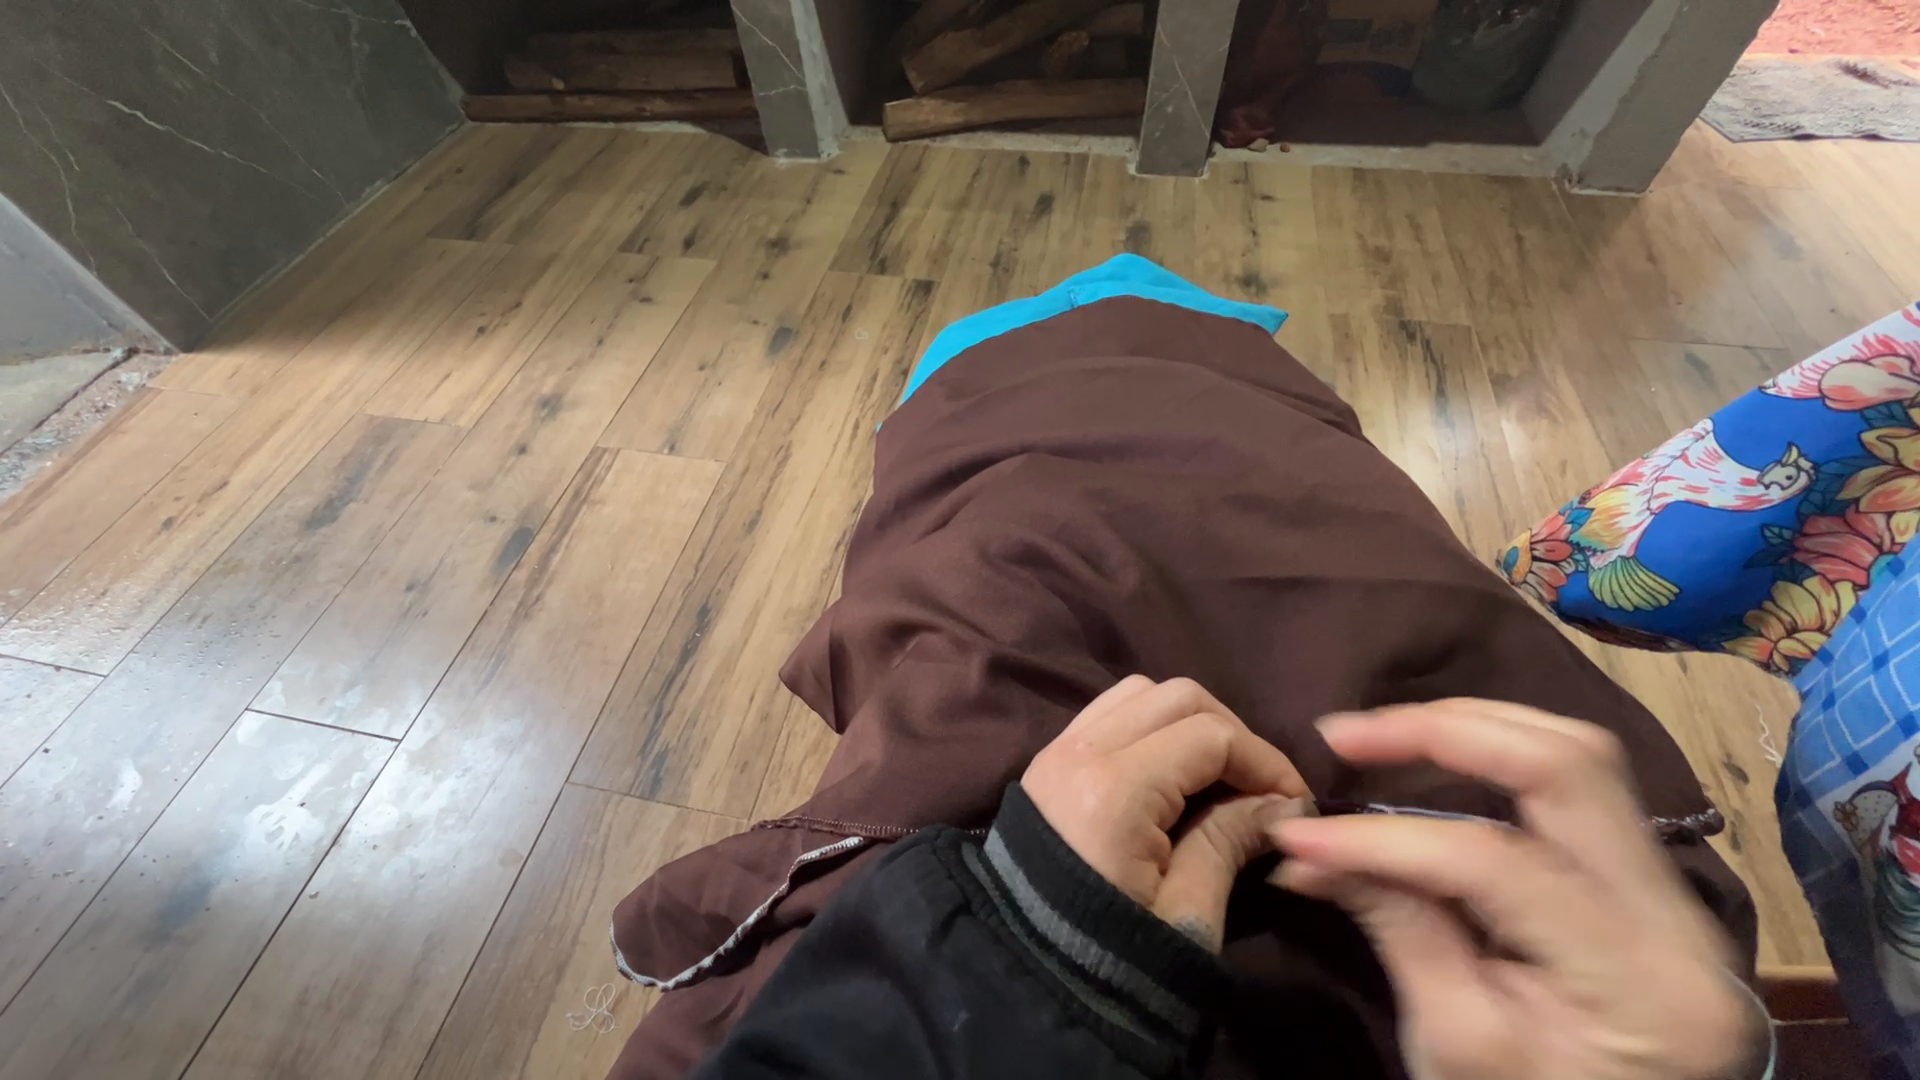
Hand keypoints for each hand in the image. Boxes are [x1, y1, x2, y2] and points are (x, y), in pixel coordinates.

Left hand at [1022, 675, 1309, 950]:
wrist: (1024, 973)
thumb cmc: (1111, 957)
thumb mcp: (1186, 914)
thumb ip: (1230, 840)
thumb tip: (1282, 802)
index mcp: (1115, 790)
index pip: (1210, 735)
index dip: (1264, 761)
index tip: (1294, 801)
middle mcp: (1082, 750)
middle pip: (1176, 696)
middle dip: (1231, 732)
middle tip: (1259, 786)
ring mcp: (1058, 747)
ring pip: (1139, 692)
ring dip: (1187, 720)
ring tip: (1216, 774)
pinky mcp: (1047, 758)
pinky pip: (1109, 711)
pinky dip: (1149, 723)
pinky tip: (1170, 768)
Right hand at [1271, 699, 1765, 1079]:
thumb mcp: (1455, 1043)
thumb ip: (1395, 925)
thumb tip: (1303, 849)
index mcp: (1637, 980)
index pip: (1492, 863)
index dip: (1381, 838)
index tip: (1297, 833)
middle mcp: (1675, 916)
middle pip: (1567, 766)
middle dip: (1440, 732)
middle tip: (1345, 735)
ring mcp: (1667, 891)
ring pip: (1576, 753)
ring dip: (1468, 727)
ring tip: (1382, 734)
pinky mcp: (1641, 881)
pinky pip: (1572, 780)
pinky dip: (1494, 749)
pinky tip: (1435, 753)